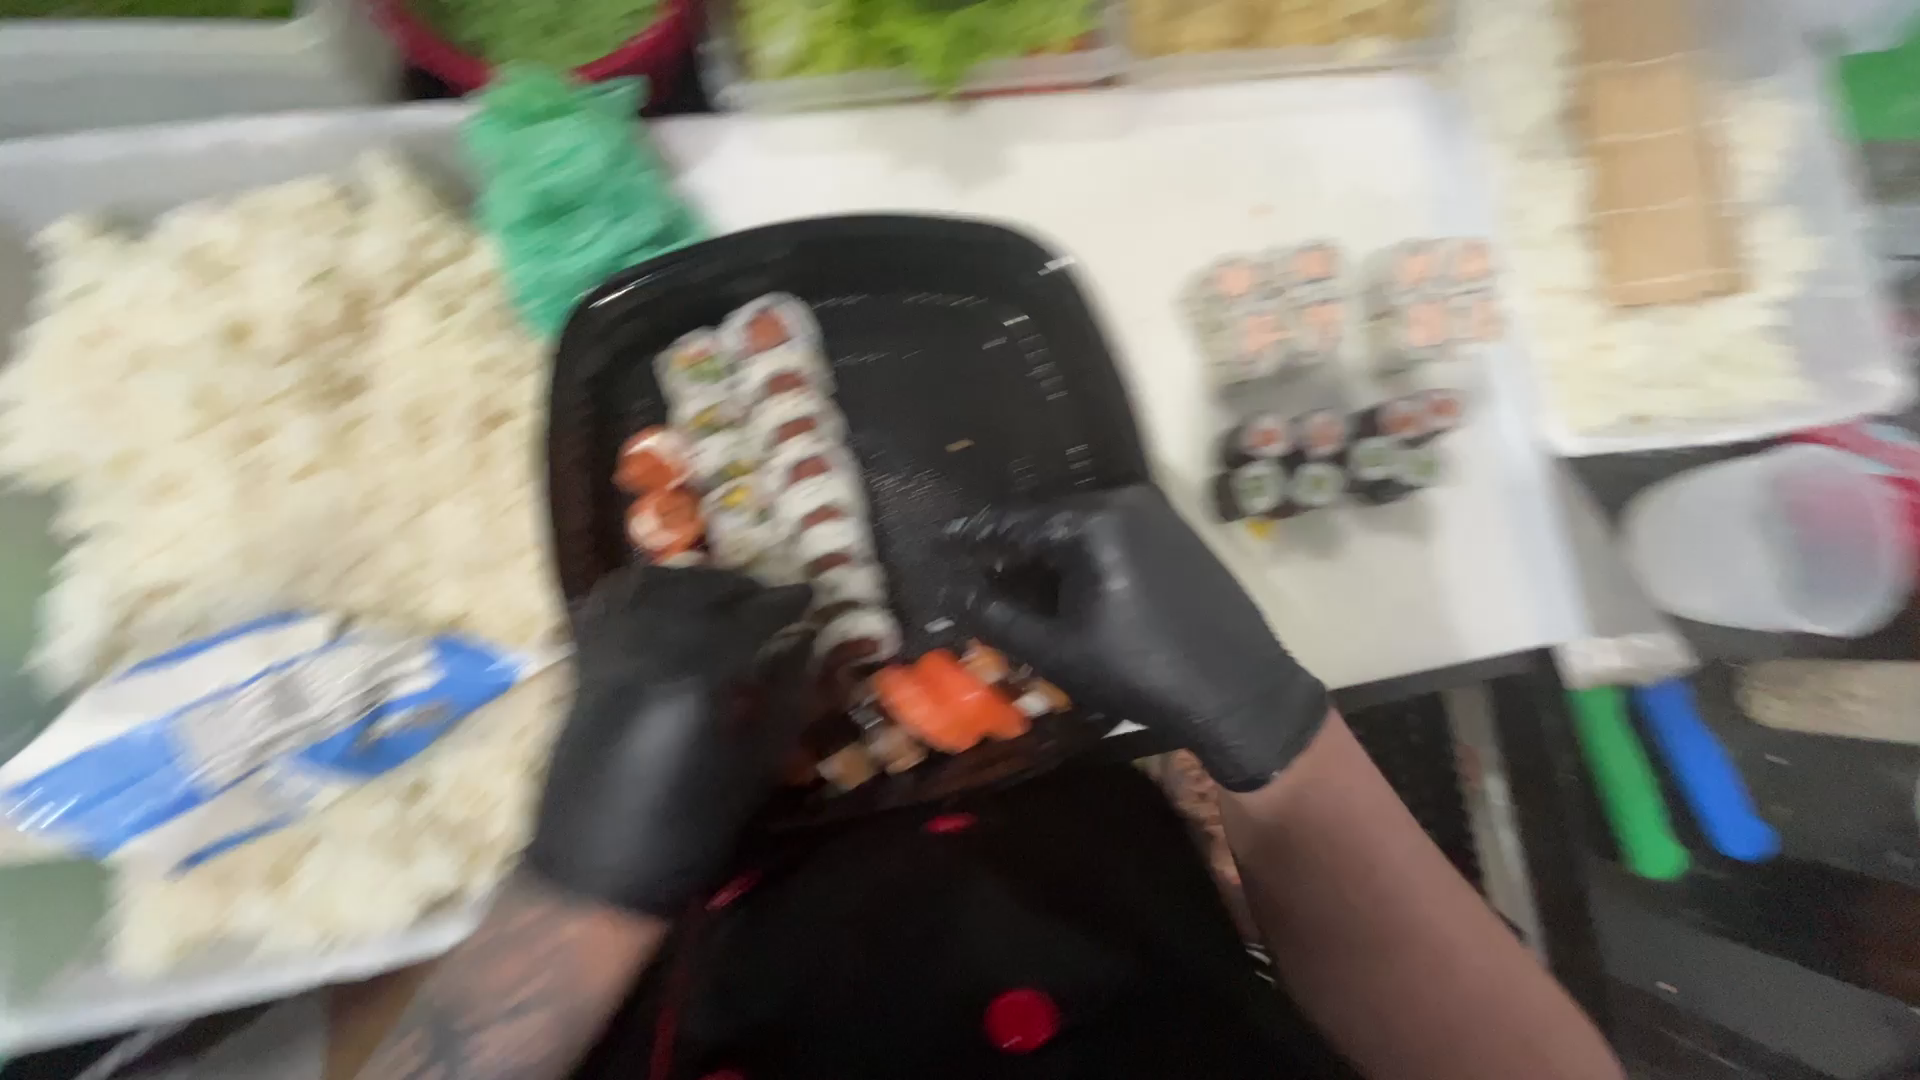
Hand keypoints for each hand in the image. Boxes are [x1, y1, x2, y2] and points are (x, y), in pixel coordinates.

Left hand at [526, 564, 813, 914]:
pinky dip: (641, 586)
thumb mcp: (756, 767)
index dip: (786, 602)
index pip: (752, 617)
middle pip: (703, 592)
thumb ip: (786, 695)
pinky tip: (665, 597)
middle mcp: (647, 654)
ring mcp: (607, 655)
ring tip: (724, 594)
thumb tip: (806, 641)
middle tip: (773, 601)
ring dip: (696, 581)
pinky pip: (607, 601)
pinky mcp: (581, 666)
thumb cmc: (688, 830)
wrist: (595, 874)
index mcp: (696, 682)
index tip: (810, 596)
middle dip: (746, 588)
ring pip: (654, 584)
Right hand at [946, 484, 1325, 791]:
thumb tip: (950, 592)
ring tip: (1017, 581)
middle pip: (1045, 519)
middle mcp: (1122, 500)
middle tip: (977, 571)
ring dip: (1046, 551)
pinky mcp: (1174, 528)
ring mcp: (1155, 511)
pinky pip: (1110, 531)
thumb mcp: (1056, 650)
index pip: (1012, 522)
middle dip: (1009, 546)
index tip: (941, 543)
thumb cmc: (1140, 672)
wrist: (1239, 689)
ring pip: (1078, 525)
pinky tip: (1069, 581)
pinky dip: (1081, 551)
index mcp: (1091, 522)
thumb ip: (996, 616)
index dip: (972, 536)